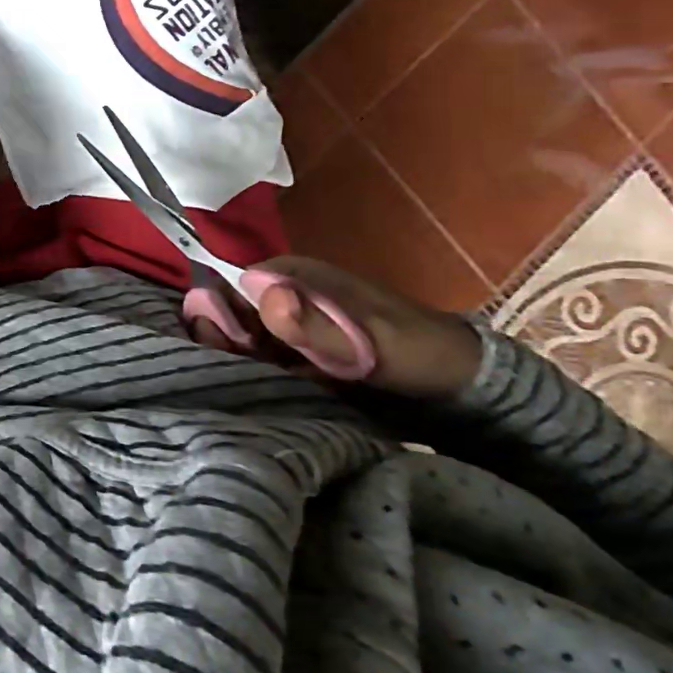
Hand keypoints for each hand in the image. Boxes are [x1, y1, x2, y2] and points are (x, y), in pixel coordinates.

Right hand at [193, 257, 481, 398]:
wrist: (454, 379)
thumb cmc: (410, 349)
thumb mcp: (365, 339)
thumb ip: (314, 325)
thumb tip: (266, 296)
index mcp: (291, 276)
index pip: (229, 287)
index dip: (218, 318)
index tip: (229, 353)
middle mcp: (281, 294)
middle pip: (230, 314)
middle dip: (223, 344)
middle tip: (236, 379)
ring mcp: (288, 323)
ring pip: (242, 338)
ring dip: (236, 362)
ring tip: (240, 393)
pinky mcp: (297, 350)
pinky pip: (261, 358)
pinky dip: (254, 373)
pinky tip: (251, 396)